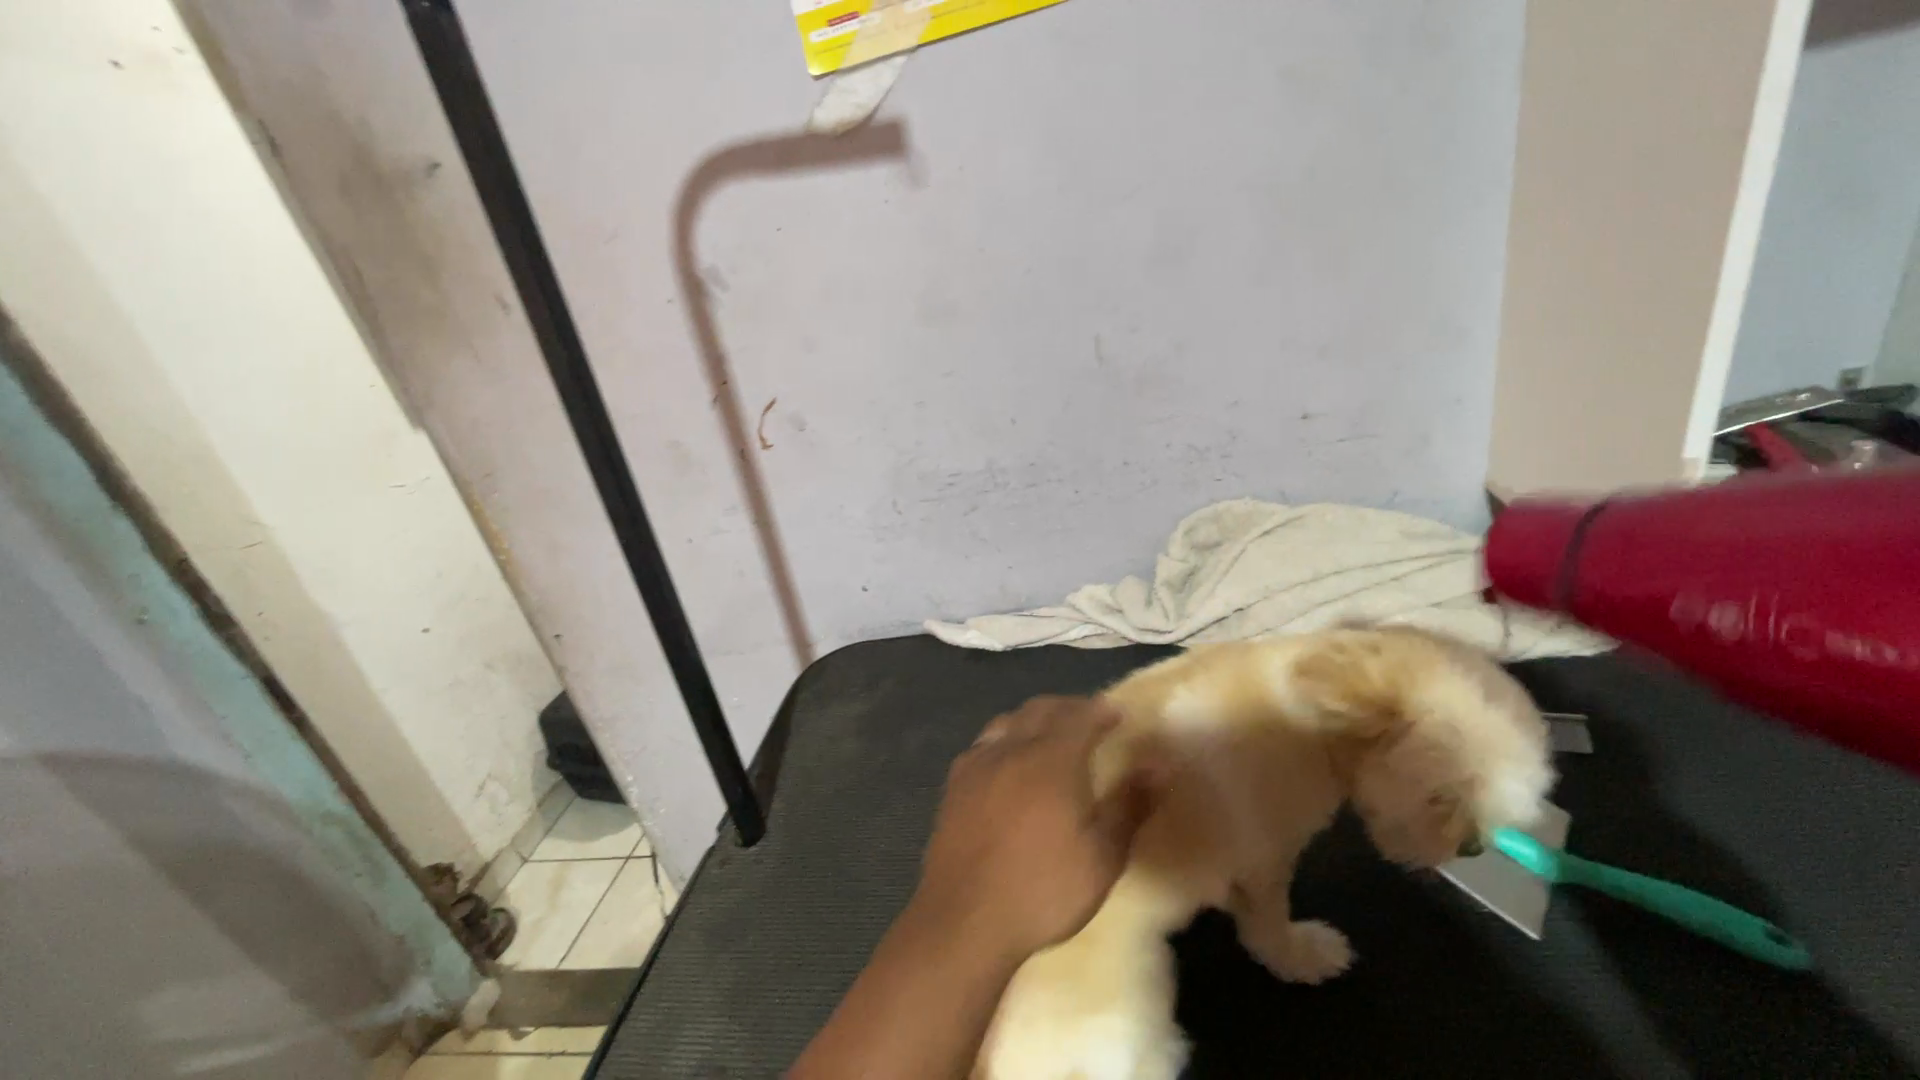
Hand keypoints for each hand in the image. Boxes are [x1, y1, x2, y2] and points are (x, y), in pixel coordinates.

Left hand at [914, 695, 1157, 959]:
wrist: (964, 920)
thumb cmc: (1043, 889)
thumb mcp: (1102, 856)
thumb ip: (1130, 805)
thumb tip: (1158, 764)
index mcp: (1051, 759)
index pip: (1079, 716)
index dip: (1100, 710)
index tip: (1118, 714)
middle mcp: (1011, 750)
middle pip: (1040, 710)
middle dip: (1067, 708)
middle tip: (1088, 721)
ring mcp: (976, 765)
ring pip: (1006, 722)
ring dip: (1032, 720)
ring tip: (1049, 737)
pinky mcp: (953, 786)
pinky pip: (983, 746)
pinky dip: (1003, 740)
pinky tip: (1007, 764)